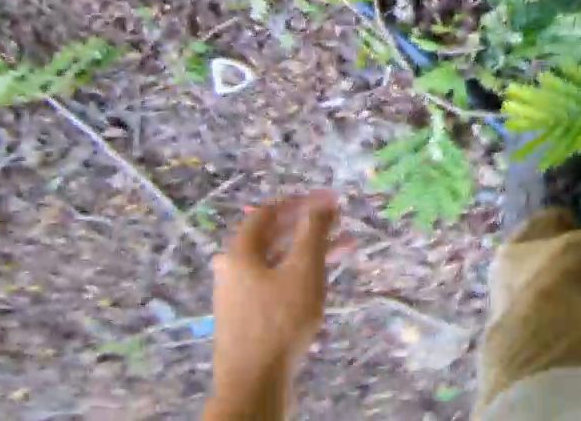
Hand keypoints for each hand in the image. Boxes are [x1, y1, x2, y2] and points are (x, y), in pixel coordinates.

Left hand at [204, 192, 347, 418]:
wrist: (255, 382)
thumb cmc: (280, 318)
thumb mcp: (304, 268)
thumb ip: (314, 231)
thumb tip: (321, 202)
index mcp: (240, 254)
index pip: (266, 213)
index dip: (299, 201)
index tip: (329, 198)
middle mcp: (234, 271)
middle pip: (271, 235)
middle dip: (307, 224)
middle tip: (338, 217)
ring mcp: (239, 295)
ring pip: (277, 259)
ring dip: (310, 247)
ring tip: (346, 244)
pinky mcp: (249, 315)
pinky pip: (276, 279)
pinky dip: (300, 270)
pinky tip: (324, 275)